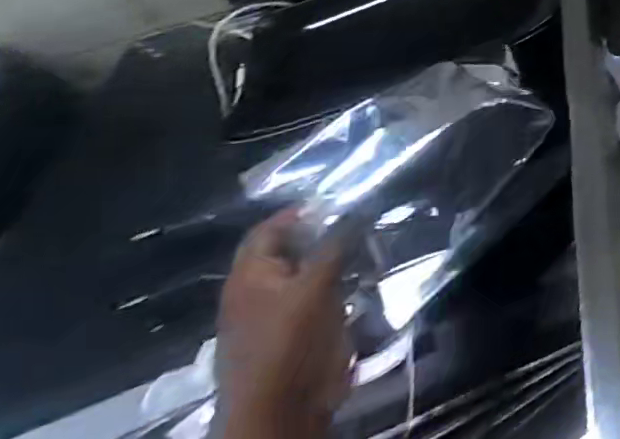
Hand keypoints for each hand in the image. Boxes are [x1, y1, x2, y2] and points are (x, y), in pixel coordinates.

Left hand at [216, 208, 351, 438]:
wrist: (279, 417)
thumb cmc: (288, 345)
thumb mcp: (315, 287)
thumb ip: (335, 245)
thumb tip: (356, 209)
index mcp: (250, 275)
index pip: (270, 229)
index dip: (299, 213)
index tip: (338, 203)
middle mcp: (257, 292)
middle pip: (290, 251)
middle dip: (323, 236)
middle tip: (360, 224)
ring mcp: (274, 317)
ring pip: (307, 275)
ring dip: (335, 262)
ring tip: (369, 250)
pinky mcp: (294, 338)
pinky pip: (318, 301)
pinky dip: (338, 289)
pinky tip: (363, 283)